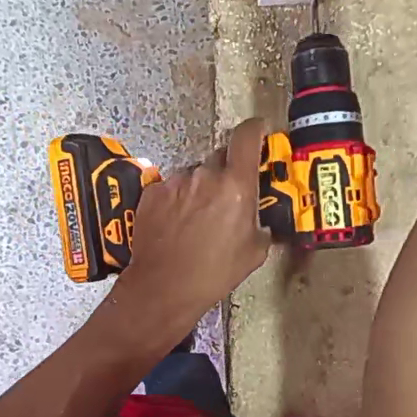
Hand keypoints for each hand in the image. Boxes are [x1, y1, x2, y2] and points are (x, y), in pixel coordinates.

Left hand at [109, 118, 272, 336]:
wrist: (165, 287)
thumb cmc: (211, 273)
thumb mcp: (254, 251)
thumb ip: (261, 223)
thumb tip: (261, 220)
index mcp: (236, 186)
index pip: (247, 136)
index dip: (255, 129)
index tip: (259, 131)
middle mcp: (206, 176)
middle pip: (221, 157)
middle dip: (227, 172)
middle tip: (228, 196)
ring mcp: (177, 183)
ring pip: (195, 173)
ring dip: (200, 188)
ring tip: (200, 218)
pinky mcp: (154, 193)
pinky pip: (172, 187)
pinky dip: (178, 199)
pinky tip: (179, 223)